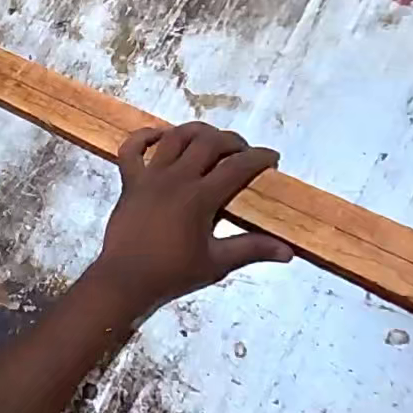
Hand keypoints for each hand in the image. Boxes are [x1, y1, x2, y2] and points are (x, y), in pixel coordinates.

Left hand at [85, 122, 292, 314]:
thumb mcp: (216, 263)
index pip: (237, 167)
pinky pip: (131, 148)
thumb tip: (288, 251)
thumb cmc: (172, 274)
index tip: (272, 158)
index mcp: (199, 197)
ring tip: (210, 139)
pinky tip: (160, 136)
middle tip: (243, 151)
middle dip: (232, 141)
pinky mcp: (129, 181)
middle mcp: (176, 178)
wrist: (125, 280)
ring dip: (196, 132)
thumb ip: (251, 249)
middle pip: (208, 143)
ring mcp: (150, 176)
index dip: (259, 158)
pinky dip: (144, 137)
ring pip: (175, 137)